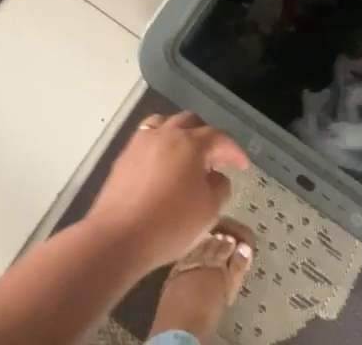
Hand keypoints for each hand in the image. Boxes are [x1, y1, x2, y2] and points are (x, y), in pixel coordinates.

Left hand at [88, 112, 249, 269]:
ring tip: (186, 155)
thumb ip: (220, 188)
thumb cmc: (170, 224)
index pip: (219, 137)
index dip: (233, 150)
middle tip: (215, 158)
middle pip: (191, 122)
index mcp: (191, 143)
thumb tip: (218, 176)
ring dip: (180, 134)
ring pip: (165, 124)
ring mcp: (141, 143)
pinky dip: (160, 146)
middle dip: (207, 137)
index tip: (243, 165)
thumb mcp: (209, 211)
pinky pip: (147, 140)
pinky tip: (162, 167)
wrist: (118, 238)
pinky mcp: (123, 158)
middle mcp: (166, 134)